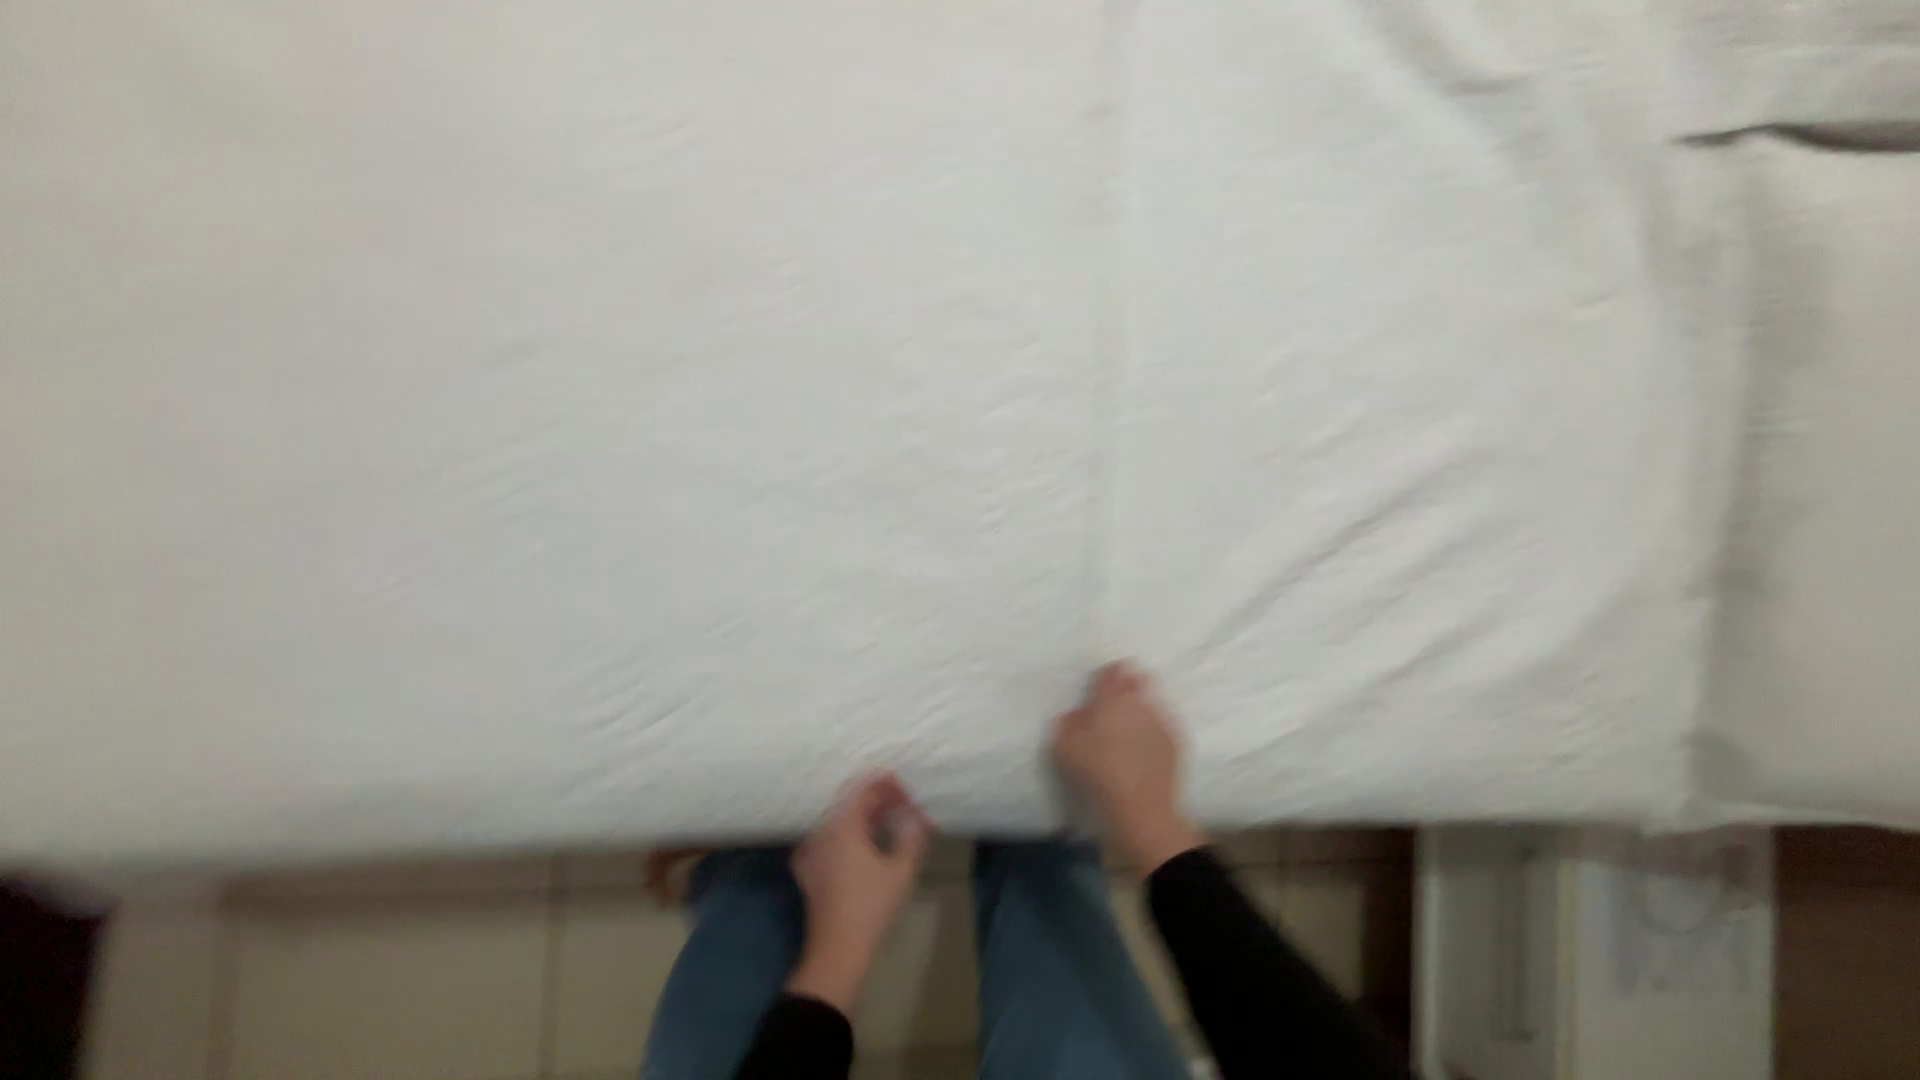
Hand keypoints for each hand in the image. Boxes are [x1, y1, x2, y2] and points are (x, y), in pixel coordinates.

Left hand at [786, 771, 934, 1011]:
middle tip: (903, 806)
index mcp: (841, 824)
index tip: (906, 791)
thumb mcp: (901, 870)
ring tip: (889, 822)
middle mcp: (821, 831)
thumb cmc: (872, 906)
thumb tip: (917, 819)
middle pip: (849, 803)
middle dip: (877, 800)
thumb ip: (912, 837)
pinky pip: (828, 839)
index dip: (885, 784)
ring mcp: (810, 851)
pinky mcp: (808, 870)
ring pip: (838, 821)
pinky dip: (848, 835)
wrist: (838, 950)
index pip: (861, 789)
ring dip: (864, 817)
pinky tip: (864, 846)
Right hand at [1052, 661, 1204, 873]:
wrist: (1141, 808)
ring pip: (1152, 703)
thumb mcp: (1064, 747)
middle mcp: (1141, 702)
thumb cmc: (1097, 773)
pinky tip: (1145, 752)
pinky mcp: (1178, 740)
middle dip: (1127, 688)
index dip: (1105, 678)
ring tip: (1130, 735)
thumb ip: (1068, 722)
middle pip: (1137, 681)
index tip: (1098, 691)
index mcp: (1112, 698)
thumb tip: (1077, 714)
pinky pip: (1164, 726)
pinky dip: (1155, 732)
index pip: (1112, 671)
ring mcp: (1163, 720)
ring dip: (1142, 711)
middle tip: (1114, 710)